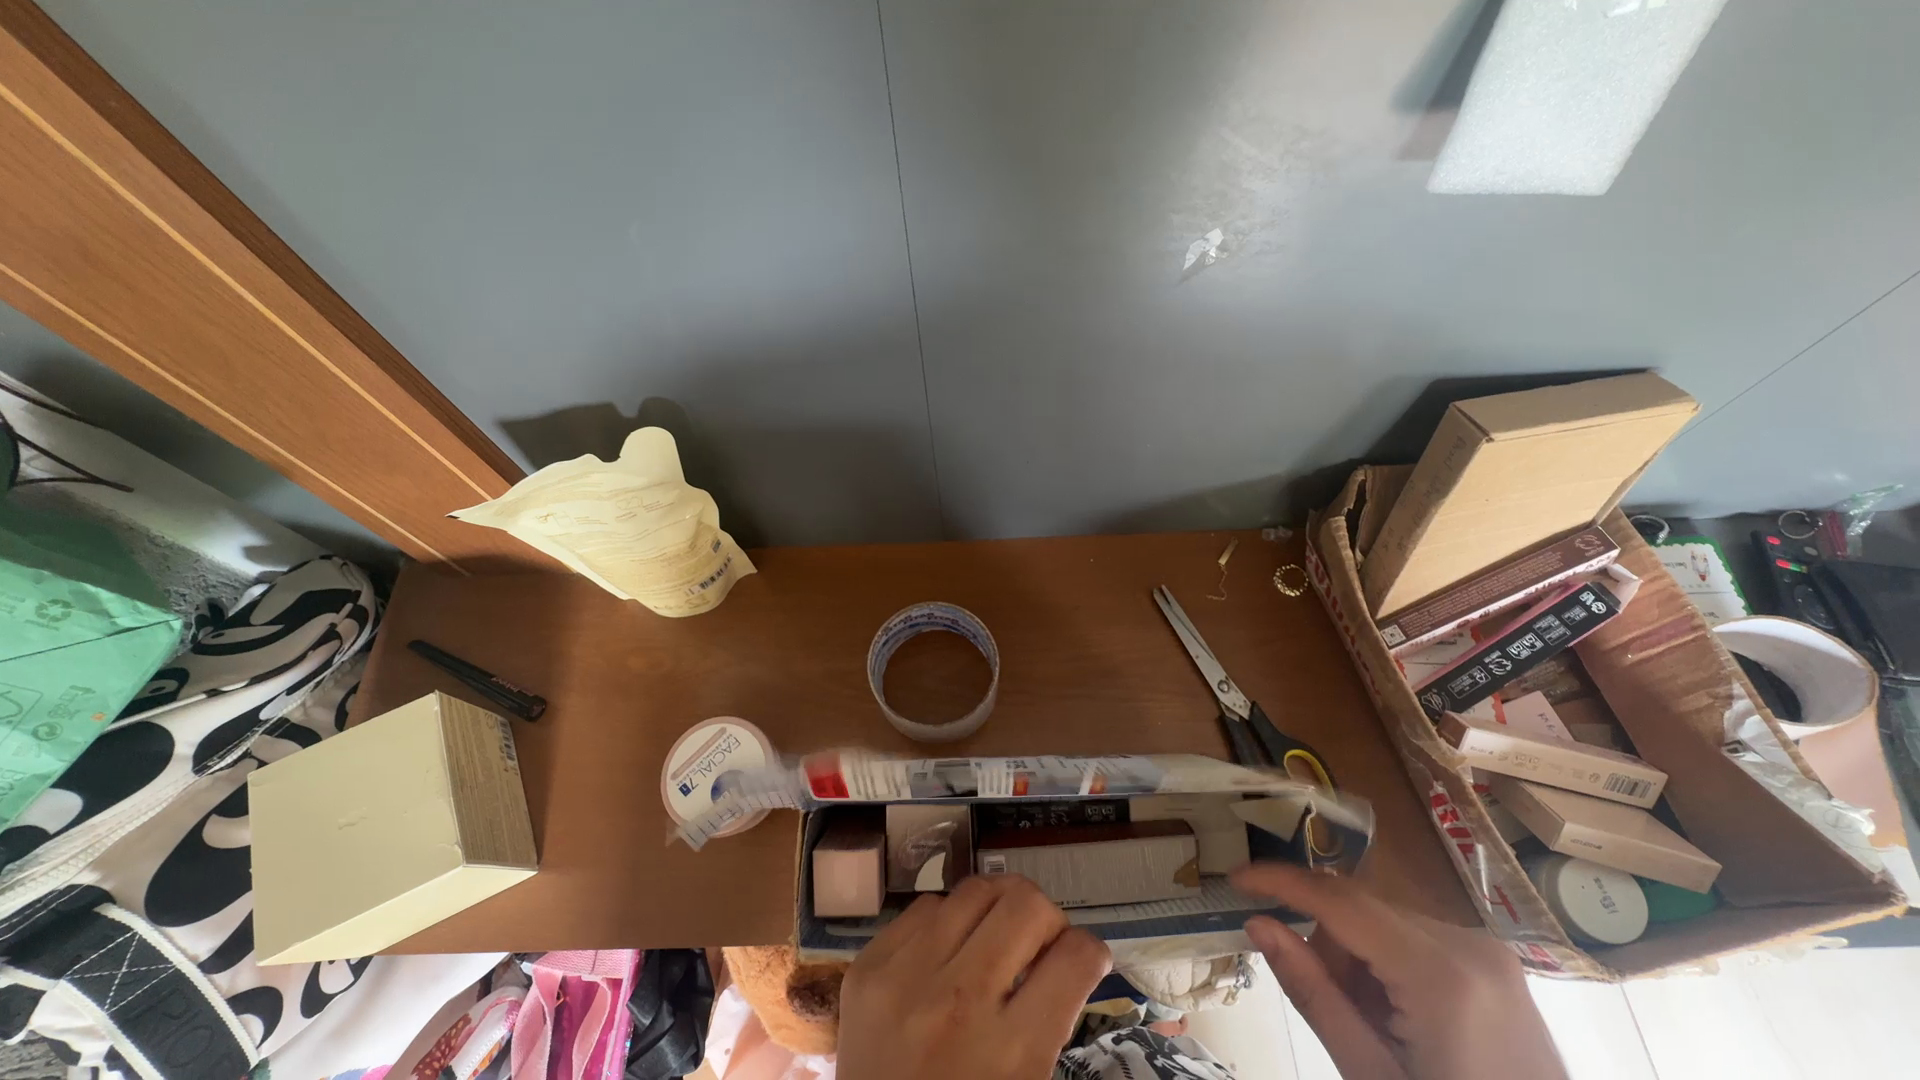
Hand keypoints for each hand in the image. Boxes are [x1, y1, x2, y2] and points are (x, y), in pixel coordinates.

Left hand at [837, 874, 1111, 1079]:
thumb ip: (1051, 1017)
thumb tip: (1070, 954)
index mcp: (1011, 1049)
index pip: (1076, 957)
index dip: (1091, 952)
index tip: (1083, 961)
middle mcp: (959, 1000)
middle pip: (1027, 904)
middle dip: (1047, 920)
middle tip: (1039, 946)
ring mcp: (905, 977)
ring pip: (976, 890)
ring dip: (997, 911)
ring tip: (994, 939)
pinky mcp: (868, 966)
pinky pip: (925, 907)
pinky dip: (947, 921)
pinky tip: (948, 951)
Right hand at [1233, 863, 1566, 1079]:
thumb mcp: (1371, 1076)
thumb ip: (1314, 994)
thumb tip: (1258, 924)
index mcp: (1441, 975)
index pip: (1341, 900)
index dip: (1282, 882)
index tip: (1235, 878)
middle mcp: (1470, 943)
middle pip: (1363, 911)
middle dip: (1329, 947)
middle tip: (1333, 1012)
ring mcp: (1489, 949)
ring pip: (1385, 922)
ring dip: (1359, 959)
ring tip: (1378, 1028)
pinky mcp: (1496, 961)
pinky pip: (1416, 938)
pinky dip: (1389, 966)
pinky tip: (1403, 1020)